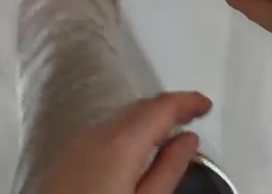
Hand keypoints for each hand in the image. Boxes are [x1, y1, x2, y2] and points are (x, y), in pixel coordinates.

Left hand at [39, 91, 210, 193]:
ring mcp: (78, 145)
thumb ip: (169, 170)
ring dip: (147, 120)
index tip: (206, 105)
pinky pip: (104, 133)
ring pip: (121, 119)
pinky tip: (135, 151)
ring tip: (168, 134)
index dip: (187, 102)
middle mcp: (98, 134)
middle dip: (168, 108)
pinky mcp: (66, 160)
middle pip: (140, 107)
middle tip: (192, 116)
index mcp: (121, 143)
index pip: (162, 106)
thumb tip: (188, 141)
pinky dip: (127, 132)